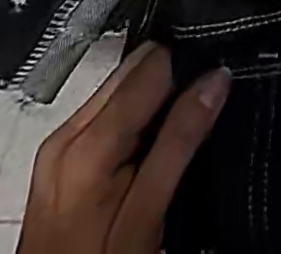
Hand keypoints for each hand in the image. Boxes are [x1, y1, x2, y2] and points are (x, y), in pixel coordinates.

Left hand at [18, 41, 230, 253]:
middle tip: (207, 103)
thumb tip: (217, 78)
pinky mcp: (62, 153)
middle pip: (135, 68)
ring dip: (160, 91)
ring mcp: (61, 142)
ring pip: (125, 83)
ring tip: (186, 123)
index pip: (153, 65)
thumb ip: (180, 143)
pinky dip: (142, 110)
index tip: (219, 80)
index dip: (189, 65)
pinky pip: (113, 106)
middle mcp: (68, 133)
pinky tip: (159, 137)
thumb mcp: (148, 214)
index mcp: (89, 144)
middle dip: (176, 74)